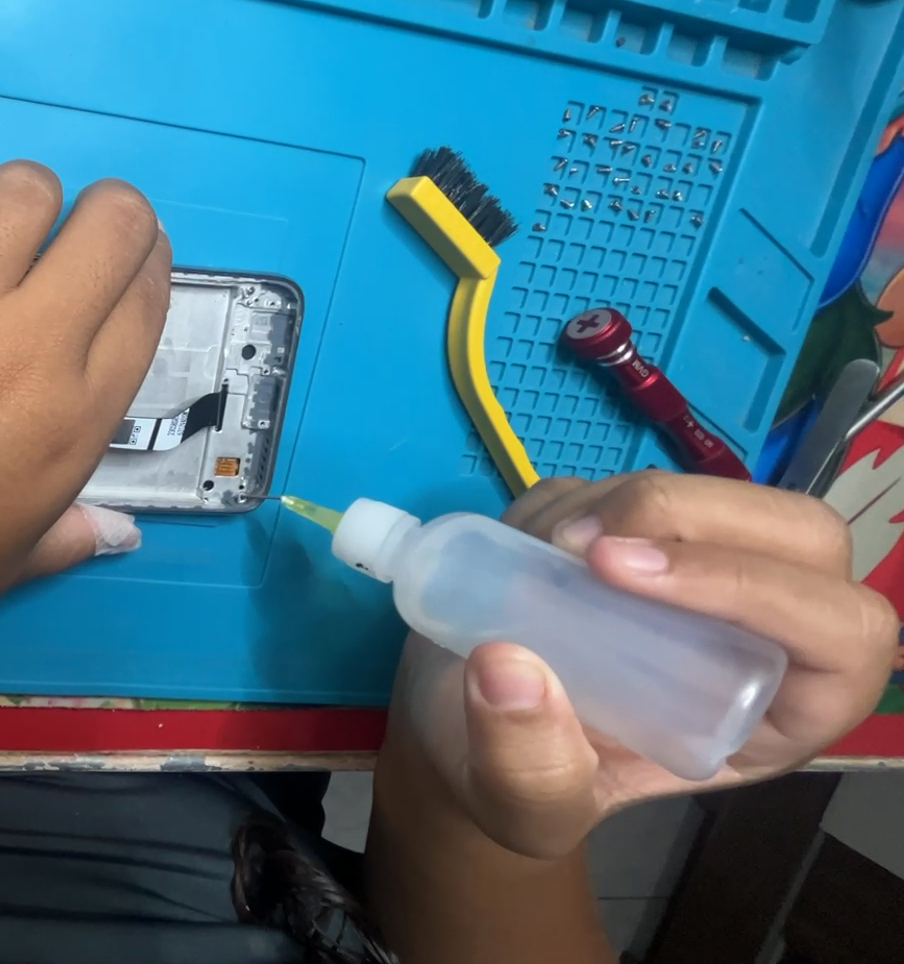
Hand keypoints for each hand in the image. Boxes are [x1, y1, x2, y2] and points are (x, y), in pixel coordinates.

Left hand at [0, 162, 168, 634]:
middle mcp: (29, 347)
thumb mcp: (11, 563)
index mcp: (77, 416)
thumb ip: (73, 534)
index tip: (121, 263)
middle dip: (102, 214)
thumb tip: (119, 534)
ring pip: (19, 189)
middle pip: (112, 221)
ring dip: (12, 206)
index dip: (145, 262)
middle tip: (59, 245)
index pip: (147, 296)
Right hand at [385, 472, 898, 858]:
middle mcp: (747, 634)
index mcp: (770, 711)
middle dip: (690, 515)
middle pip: (795, 536)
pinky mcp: (609, 544)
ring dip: (616, 501)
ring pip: (711, 495)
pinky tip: (517, 542)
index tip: (606, 567)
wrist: (458, 738)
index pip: (833, 629)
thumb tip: (507, 664)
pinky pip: (611, 488)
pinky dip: (563, 499)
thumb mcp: (520, 803)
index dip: (744, 582)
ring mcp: (677, 578)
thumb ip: (526, 761)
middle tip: (579, 544)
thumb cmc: (512, 782)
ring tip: (533, 548)